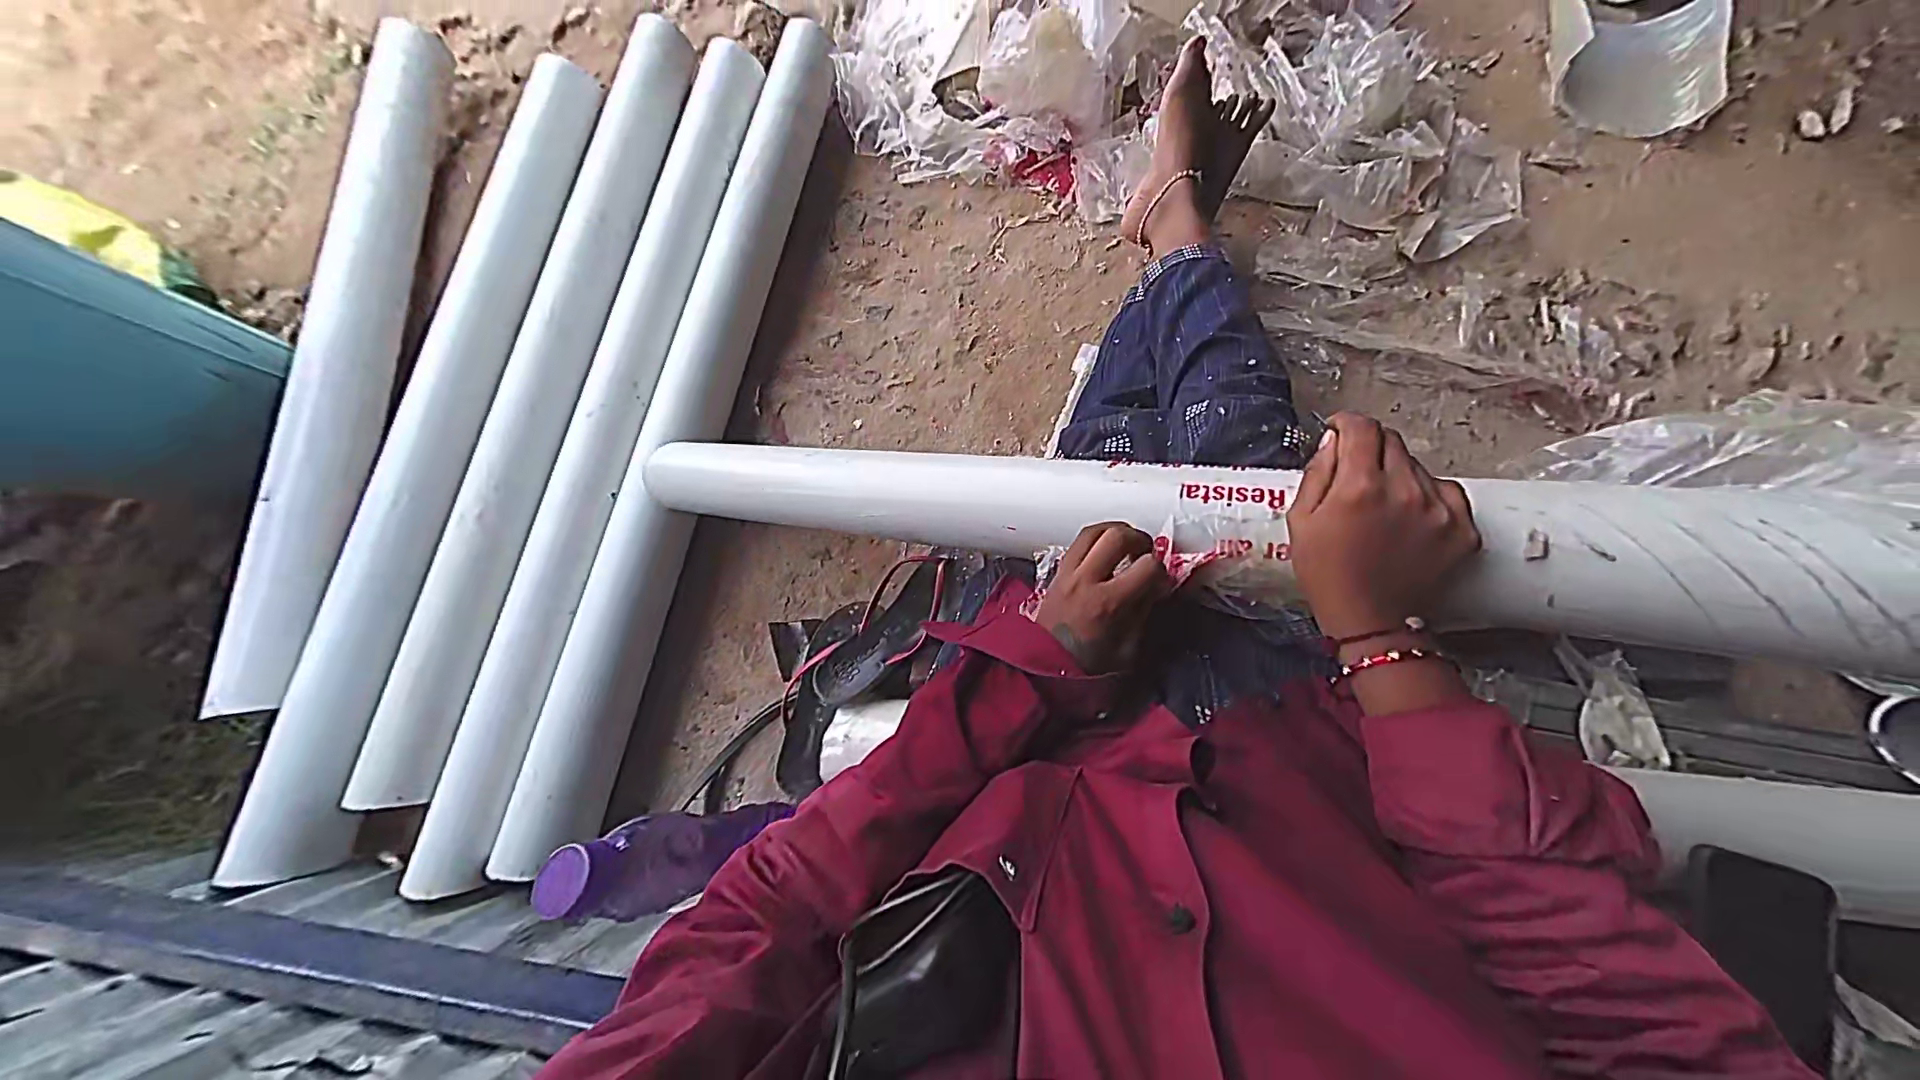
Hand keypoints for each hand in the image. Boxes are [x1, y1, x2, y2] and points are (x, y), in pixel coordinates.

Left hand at [1034, 523, 1172, 674]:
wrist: (1043, 667)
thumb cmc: (1087, 665)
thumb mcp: (1128, 648)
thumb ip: (1145, 612)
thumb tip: (1157, 586)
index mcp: (1108, 603)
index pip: (1147, 566)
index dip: (1161, 570)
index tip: (1162, 579)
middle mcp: (1085, 581)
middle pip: (1117, 535)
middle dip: (1140, 539)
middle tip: (1146, 553)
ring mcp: (1067, 574)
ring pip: (1093, 531)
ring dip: (1115, 532)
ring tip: (1127, 546)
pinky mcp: (1056, 573)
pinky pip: (1077, 543)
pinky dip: (1095, 540)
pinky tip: (1105, 553)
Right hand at [1286, 413, 1480, 640]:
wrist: (1370, 619)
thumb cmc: (1326, 573)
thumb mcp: (1301, 521)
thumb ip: (1316, 474)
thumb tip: (1333, 442)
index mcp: (1360, 486)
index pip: (1361, 428)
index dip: (1346, 423)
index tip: (1338, 430)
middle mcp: (1405, 490)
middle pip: (1392, 442)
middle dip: (1369, 448)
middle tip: (1354, 473)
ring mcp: (1439, 508)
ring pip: (1417, 466)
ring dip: (1396, 474)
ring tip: (1380, 505)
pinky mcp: (1463, 527)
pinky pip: (1446, 491)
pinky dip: (1426, 496)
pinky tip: (1407, 517)